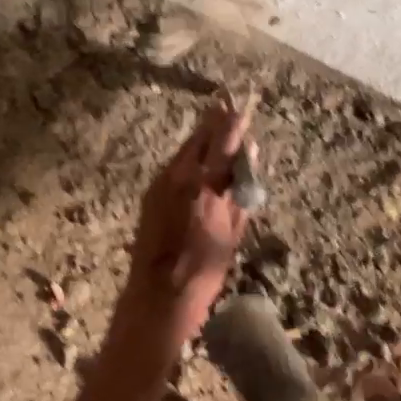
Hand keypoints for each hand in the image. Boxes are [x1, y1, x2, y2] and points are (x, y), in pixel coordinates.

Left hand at [111, 96, 253, 357]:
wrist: (158, 296)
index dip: (233, 122)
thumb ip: (241, 190)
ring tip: (215, 128)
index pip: (223, 142)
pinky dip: (188, 158)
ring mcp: (160, 185)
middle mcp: (179, 177)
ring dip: (200, 139)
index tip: (241, 104)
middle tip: (225, 104)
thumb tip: (249, 156)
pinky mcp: (150, 196)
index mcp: (204, 185)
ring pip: (184, 151)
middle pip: (198, 139)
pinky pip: (173, 167)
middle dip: (213, 123)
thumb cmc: (204, 270)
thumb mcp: (233, 232)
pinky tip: (197, 162)